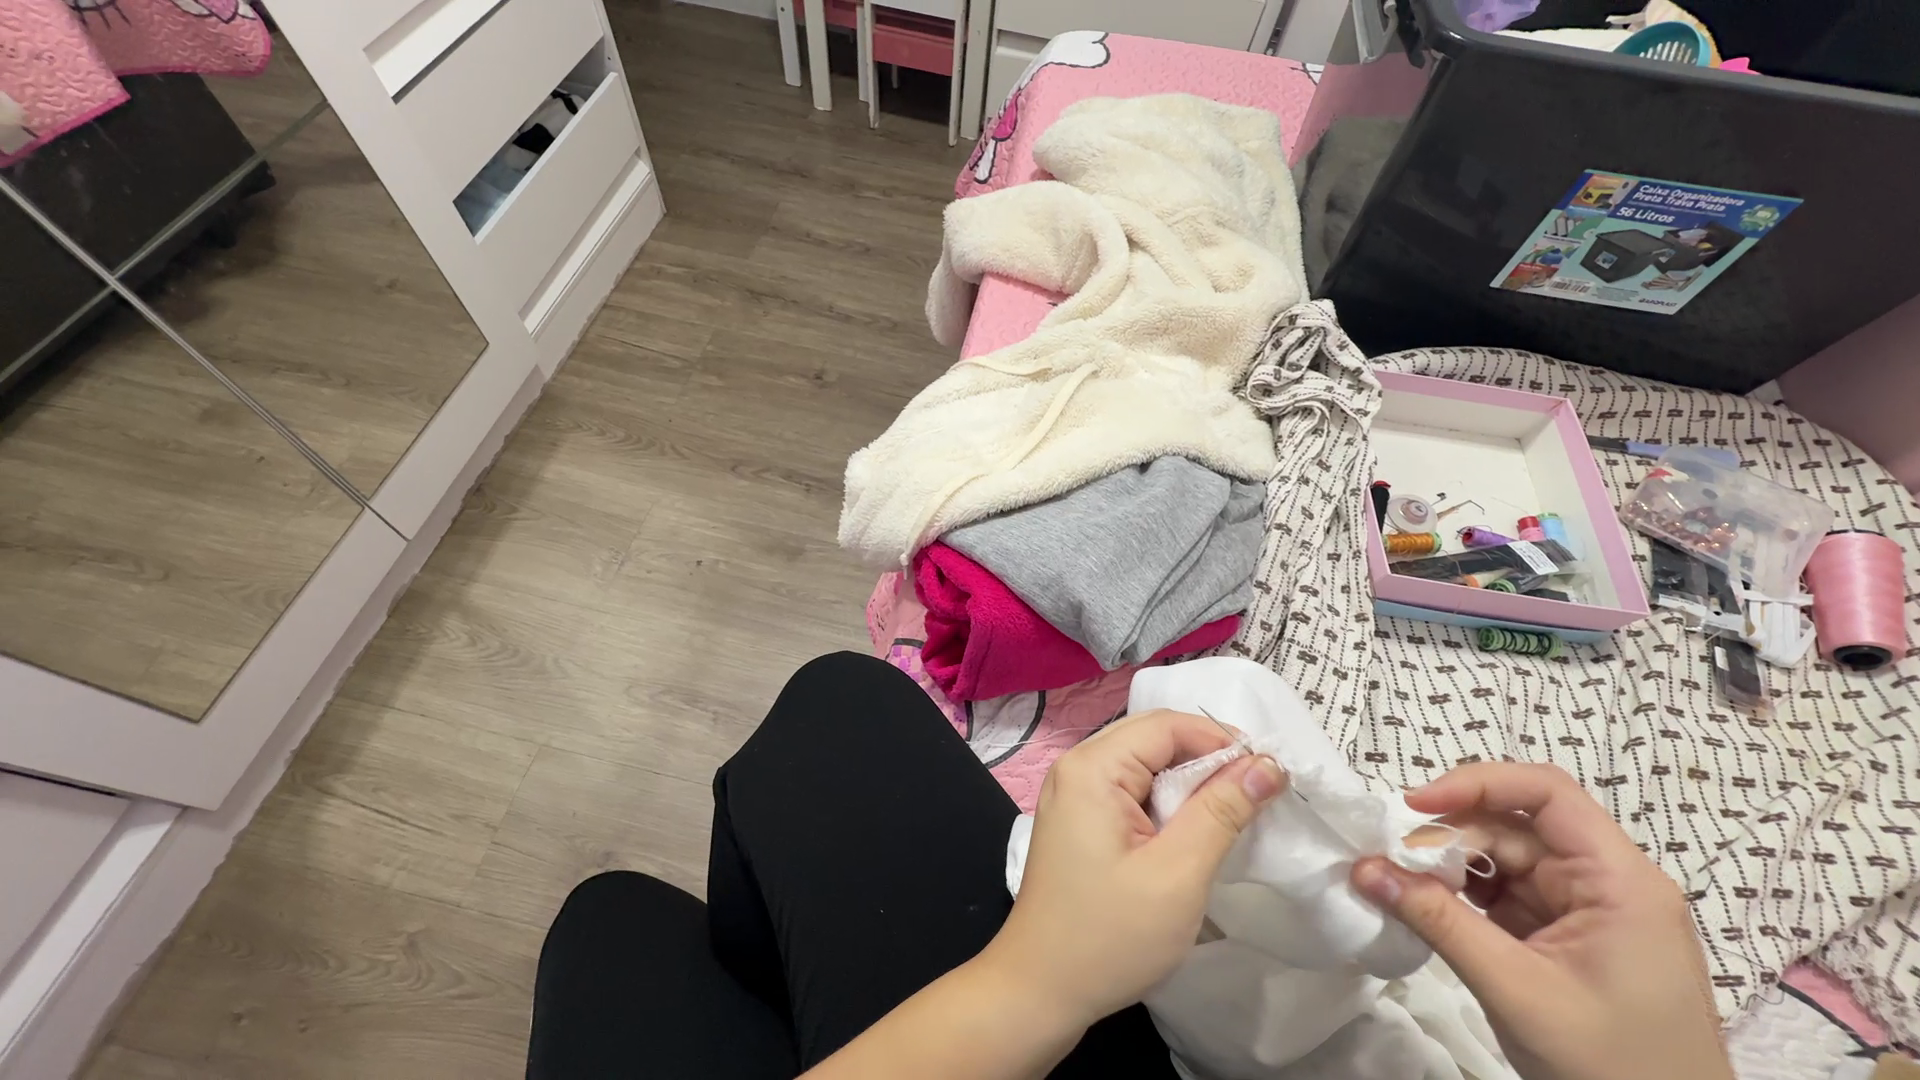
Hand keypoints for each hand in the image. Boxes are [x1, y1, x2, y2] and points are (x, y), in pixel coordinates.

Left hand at [980, 710, 1287, 1029]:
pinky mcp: (1079, 818)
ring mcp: (1073, 792)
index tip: (1269, 775)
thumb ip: (1222, 812)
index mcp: (1091, 768)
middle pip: (1153, 737)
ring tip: (1231, 815)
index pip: (1166, 725)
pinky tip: (1191, 832)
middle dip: (1207, 759)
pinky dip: (1166, 802)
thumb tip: (1266, 765)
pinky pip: (1130, 789)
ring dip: (1189, 783)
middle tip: (1256, 794)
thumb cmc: (1109, 936)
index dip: (1220, 741)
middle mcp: (1076, 767)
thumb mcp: (1178, 874)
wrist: (1041, 988)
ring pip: (1144, 763)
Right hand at [1351, 763, 1731, 1079]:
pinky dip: (1462, 893)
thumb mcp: (1514, 988)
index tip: (1414, 806)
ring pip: (1503, 856)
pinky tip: (1428, 907)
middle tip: (1392, 863)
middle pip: (1515, 825)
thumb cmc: (1609, 1066)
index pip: (1547, 793)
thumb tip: (1361, 867)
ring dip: (1450, 865)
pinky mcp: (1563, 934)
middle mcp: (1605, 880)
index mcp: (1618, 880)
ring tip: (1404, 887)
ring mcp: (1584, 908)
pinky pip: (1504, 891)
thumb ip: (1437, 921)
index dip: (1476, 783)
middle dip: (1449, 836)